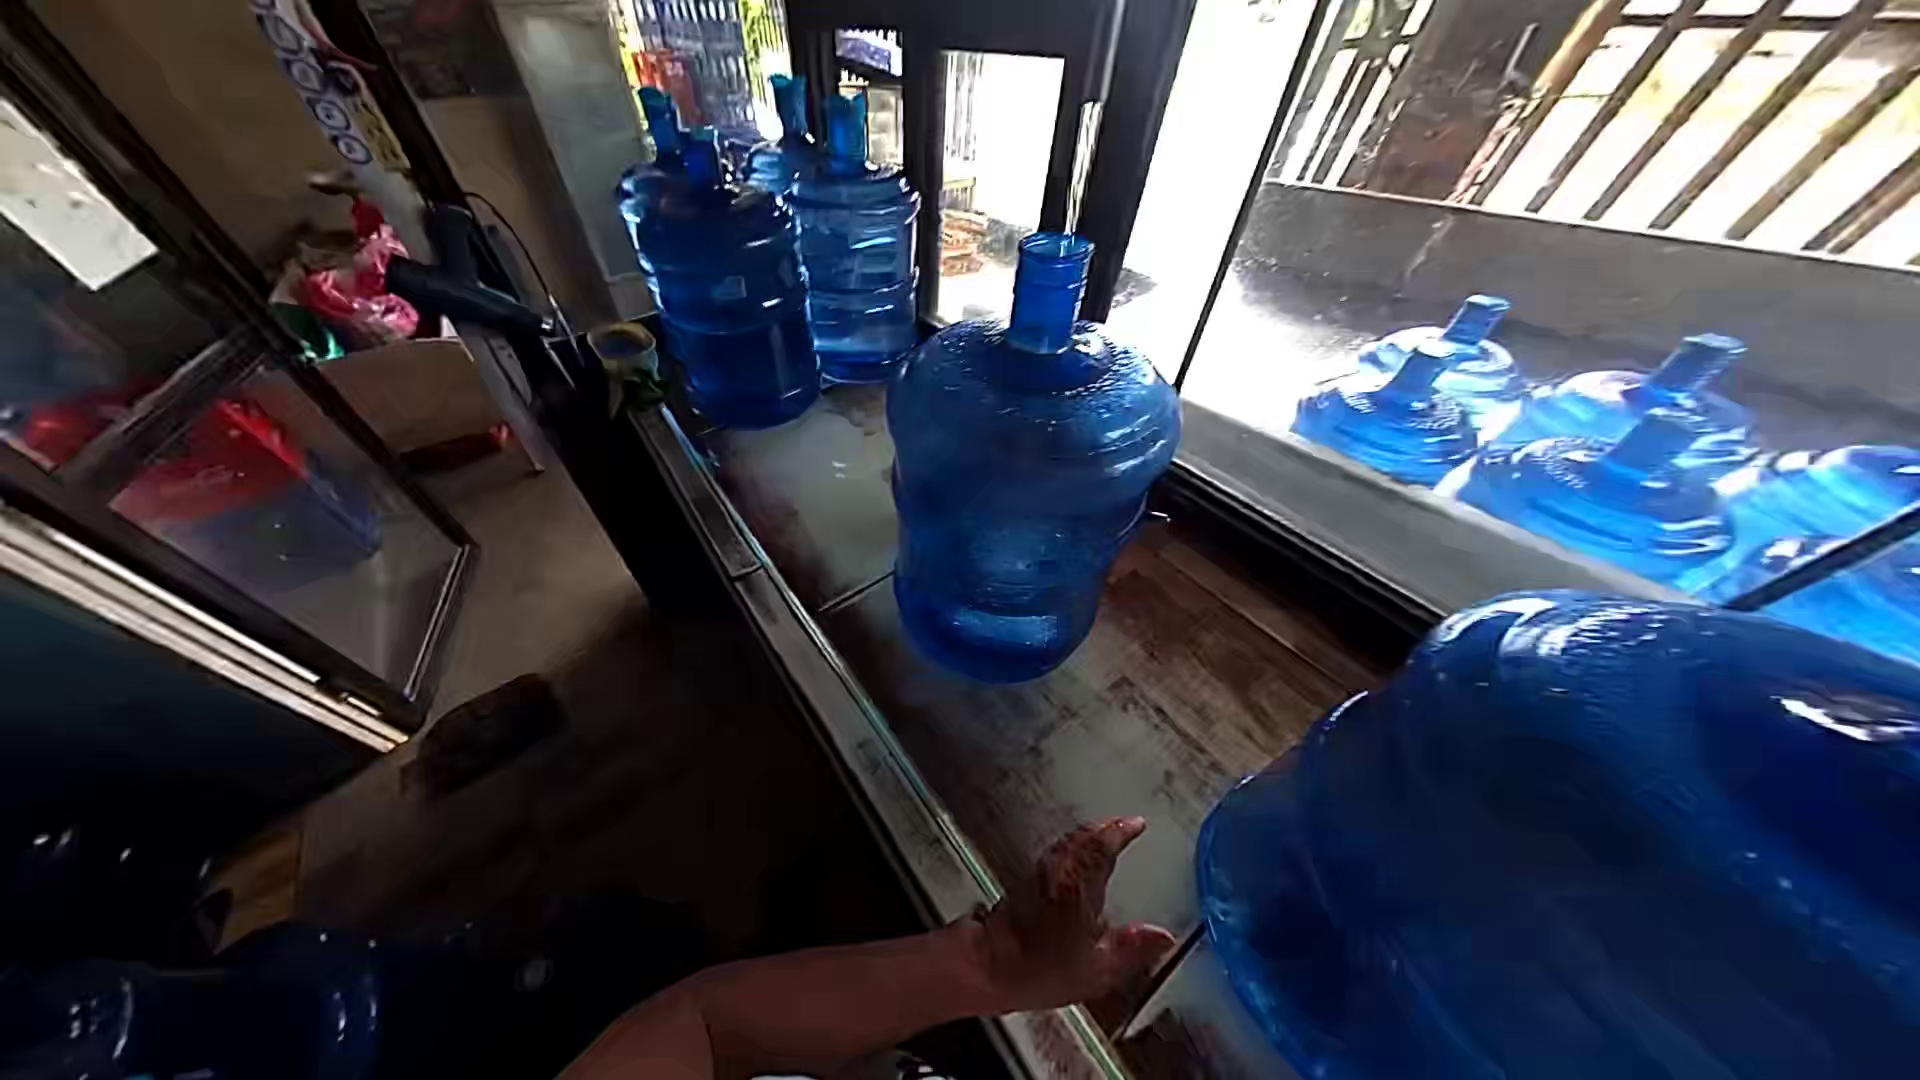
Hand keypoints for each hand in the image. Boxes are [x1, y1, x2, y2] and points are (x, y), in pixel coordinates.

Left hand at [963, 818, 1178, 1012]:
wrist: (991, 962)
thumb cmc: (1040, 969)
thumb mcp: (1097, 970)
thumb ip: (1132, 949)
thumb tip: (1162, 936)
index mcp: (1081, 886)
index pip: (1104, 845)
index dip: (1122, 831)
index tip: (1136, 823)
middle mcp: (1060, 869)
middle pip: (1086, 836)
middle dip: (1107, 827)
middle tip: (1123, 824)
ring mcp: (1041, 869)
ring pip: (1070, 839)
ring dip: (1089, 832)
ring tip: (1104, 833)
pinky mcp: (1028, 875)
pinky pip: (1058, 847)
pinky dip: (1073, 842)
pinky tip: (1076, 852)